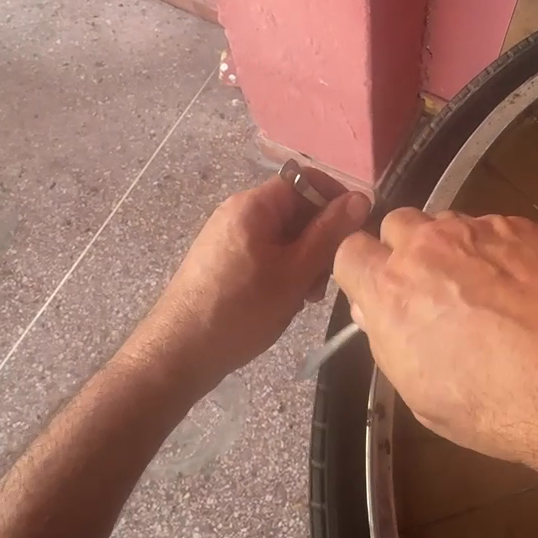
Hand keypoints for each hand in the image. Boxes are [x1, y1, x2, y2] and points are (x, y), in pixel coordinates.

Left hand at [125, 170, 370, 384]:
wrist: (175, 357)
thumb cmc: (240, 310)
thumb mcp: (296, 272)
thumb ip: (330, 232)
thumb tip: (362, 198)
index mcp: (254, 205)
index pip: (306, 180)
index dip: (336, 198)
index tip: (356, 229)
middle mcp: (237, 212)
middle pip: (295, 208)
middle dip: (320, 237)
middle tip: (329, 276)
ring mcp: (227, 237)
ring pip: (282, 235)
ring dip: (303, 259)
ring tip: (306, 296)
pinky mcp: (221, 261)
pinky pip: (264, 252)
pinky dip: (282, 269)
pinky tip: (284, 300)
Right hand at [333, 209, 537, 478]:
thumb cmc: (502, 407)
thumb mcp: (424, 395)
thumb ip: (391, 339)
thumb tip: (378, 310)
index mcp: (392, 292)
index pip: (349, 251)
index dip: (363, 270)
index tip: (379, 289)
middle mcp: (429, 248)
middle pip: (397, 225)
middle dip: (407, 250)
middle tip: (433, 287)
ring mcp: (478, 229)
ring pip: (447, 222)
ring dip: (453, 247)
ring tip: (485, 288)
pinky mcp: (521, 223)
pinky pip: (492, 227)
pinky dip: (497, 249)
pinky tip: (523, 284)